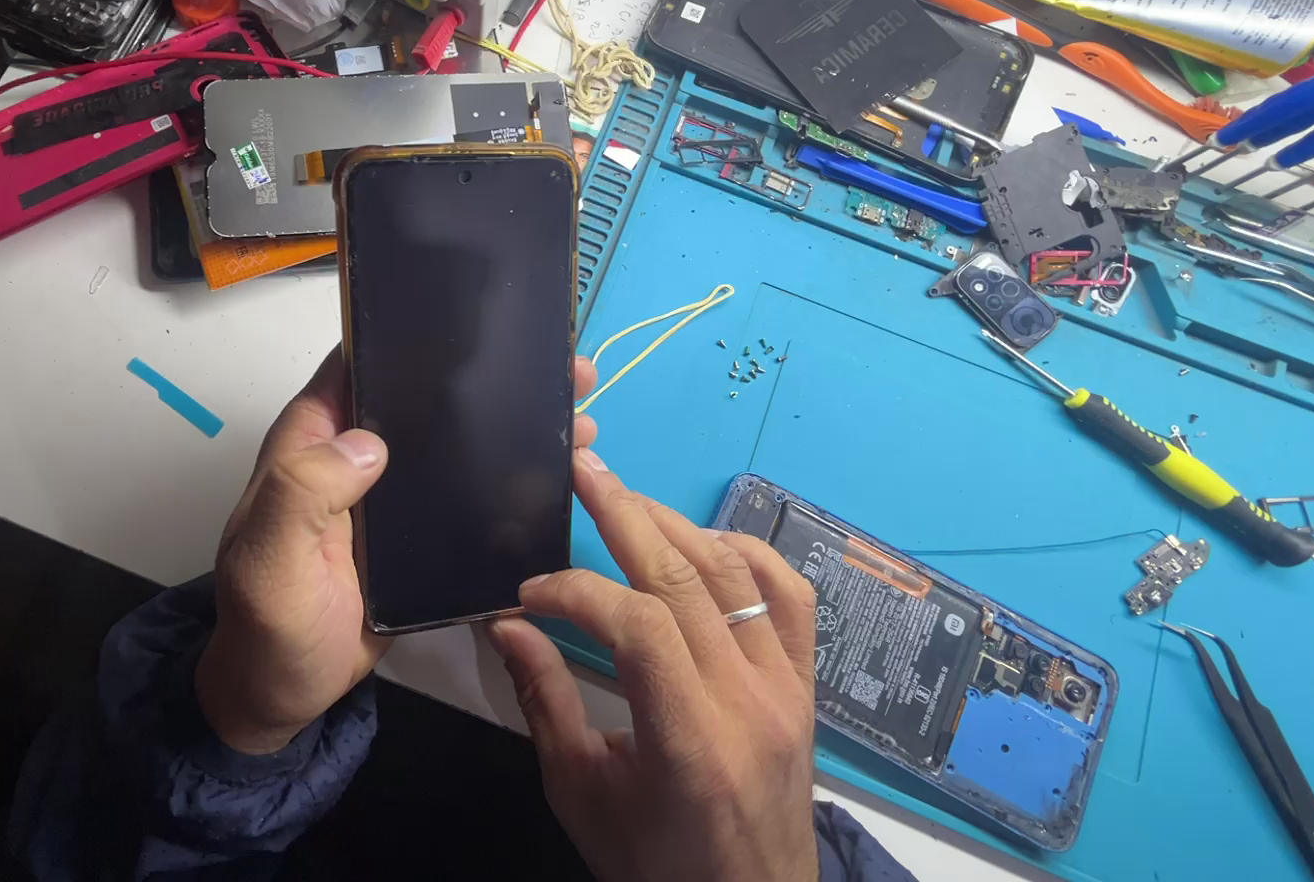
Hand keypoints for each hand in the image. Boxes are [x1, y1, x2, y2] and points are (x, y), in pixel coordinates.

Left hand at [197, 348, 599, 753]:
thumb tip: (372, 443)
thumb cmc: (270, 624)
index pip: (360, 365)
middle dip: (487, 376)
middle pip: (424, 396)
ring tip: (577, 409)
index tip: (475, 320)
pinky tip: (557, 468)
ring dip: (511, 421)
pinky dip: (510, 474)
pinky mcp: (421, 530)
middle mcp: (357, 453)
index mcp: (315, 441)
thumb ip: (303, 494)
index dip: (407, 336)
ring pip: (456, 439)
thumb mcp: (269, 559)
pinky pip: (469, 488)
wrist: (288, 693)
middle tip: (558, 365)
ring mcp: (394, 492)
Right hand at [487, 450, 820, 881]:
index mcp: (691, 742)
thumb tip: (507, 624)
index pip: (637, 627)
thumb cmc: (656, 863)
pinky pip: (789, 594)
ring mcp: (787, 687)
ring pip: (733, 573)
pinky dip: (746, 552)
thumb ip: (544, 699)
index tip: (529, 594)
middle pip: (685, 579)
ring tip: (625, 498)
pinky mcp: (806, 684)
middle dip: (624, 514)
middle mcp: (749, 701)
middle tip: (582, 470)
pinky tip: (702, 540)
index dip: (576, 592)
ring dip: (674, 523)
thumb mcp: (581, 793)